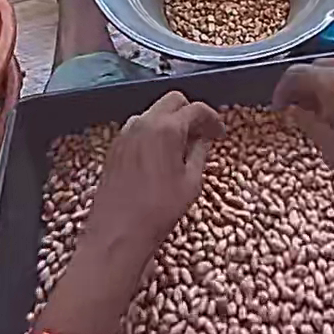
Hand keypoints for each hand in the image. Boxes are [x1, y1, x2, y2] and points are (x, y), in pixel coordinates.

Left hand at [81, 91, 223, 261]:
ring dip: (170, 120)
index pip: (196, 109)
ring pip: (153, 112)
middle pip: (172, 101)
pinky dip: (153, 132)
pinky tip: (160, 155)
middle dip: (190, 112)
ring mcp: (125, 134)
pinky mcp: (114, 147)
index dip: (212, 118)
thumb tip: (204, 140)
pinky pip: (138, 128)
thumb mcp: (191, 183)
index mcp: (166, 129)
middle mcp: (143, 123)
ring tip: (182, 145)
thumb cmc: (158, 211)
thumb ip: (200, 153)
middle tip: (202, 133)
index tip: (219, 132)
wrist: (117, 233)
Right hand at [273, 59, 333, 252]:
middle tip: (301, 106)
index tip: (279, 106)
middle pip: (323, 65)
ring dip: (333, 83)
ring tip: (330, 110)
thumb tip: (295, 111)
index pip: (298, 73)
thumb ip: (308, 123)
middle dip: (308, 83)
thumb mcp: (332, 149)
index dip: (283, 89)